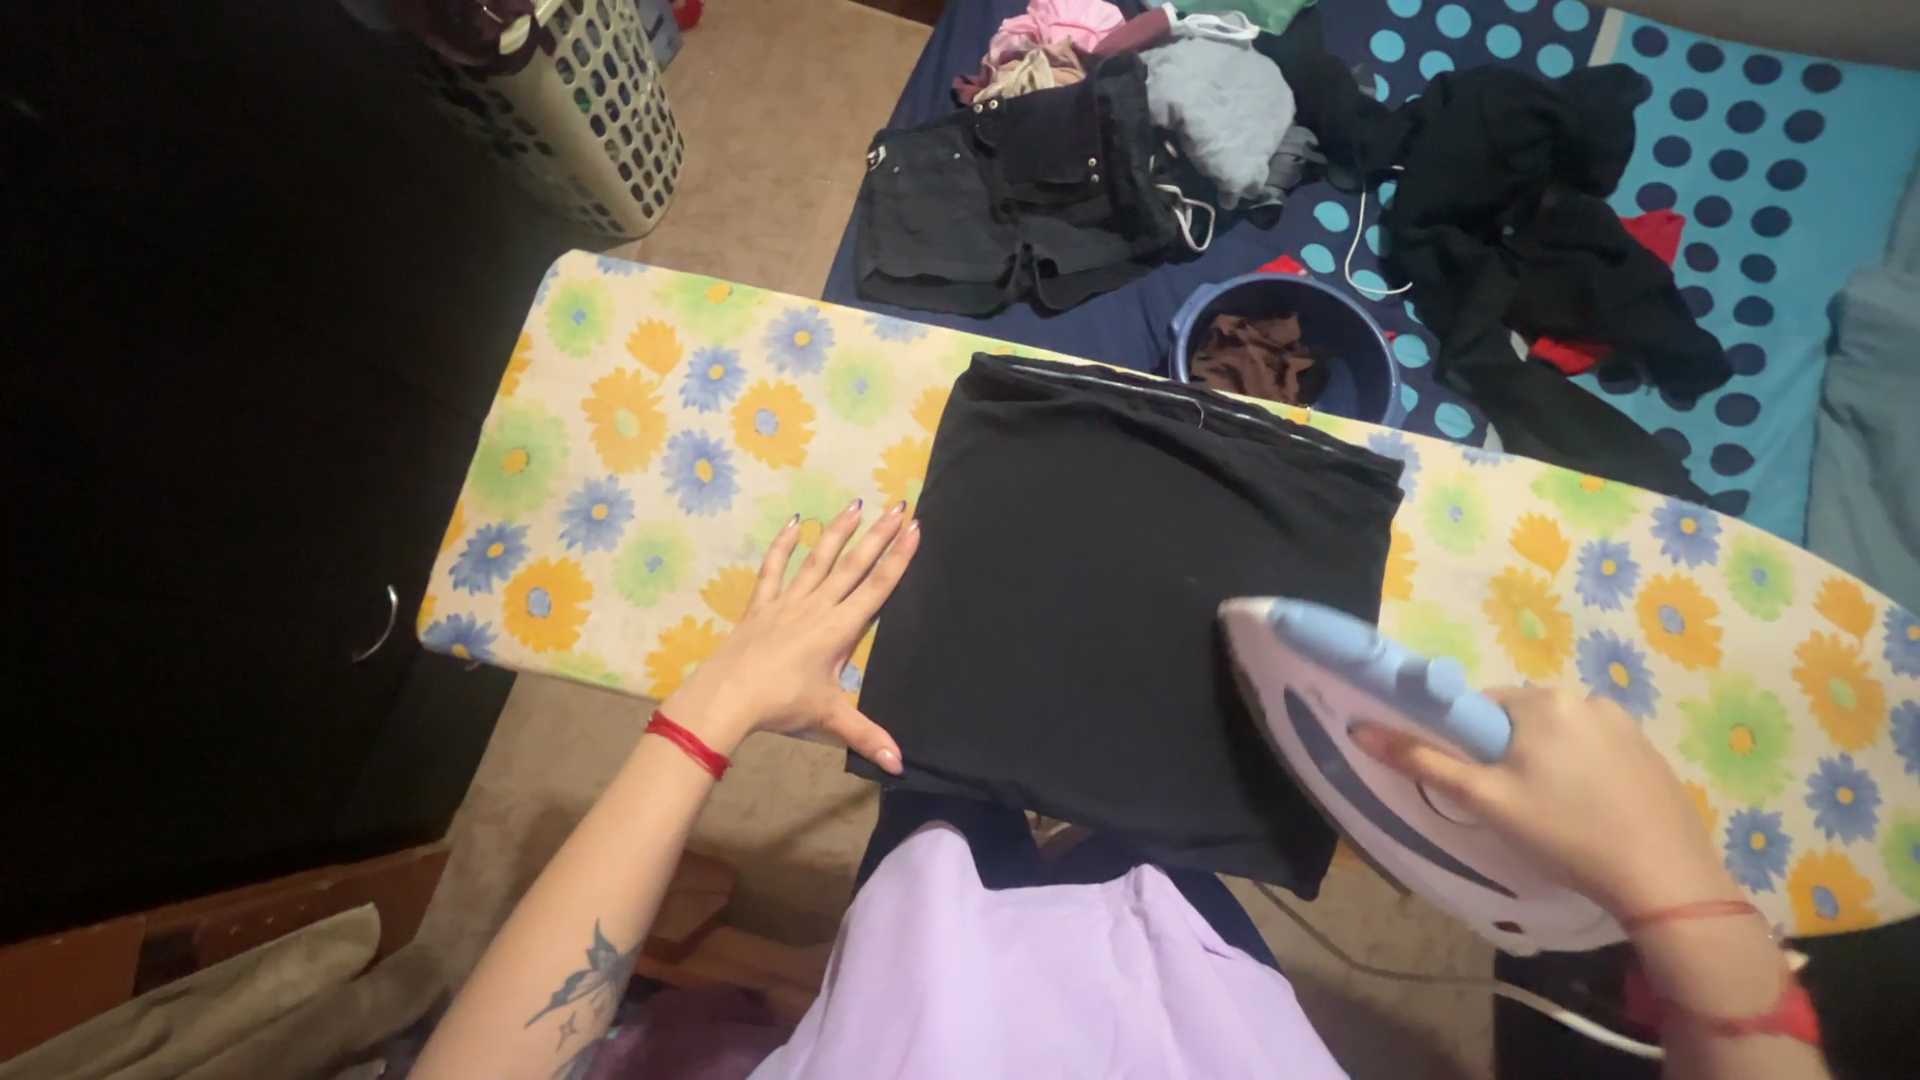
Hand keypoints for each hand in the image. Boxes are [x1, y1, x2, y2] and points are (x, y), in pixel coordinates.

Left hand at [659, 499, 918, 773]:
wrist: (726, 697)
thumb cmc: (781, 704)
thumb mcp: (830, 718)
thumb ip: (867, 736)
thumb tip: (900, 765)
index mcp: (839, 629)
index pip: (877, 587)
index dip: (899, 558)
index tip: (914, 529)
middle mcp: (818, 606)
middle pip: (854, 565)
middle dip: (879, 535)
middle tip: (898, 506)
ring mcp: (788, 602)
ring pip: (819, 560)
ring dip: (839, 532)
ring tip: (856, 504)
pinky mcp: (762, 604)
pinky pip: (774, 569)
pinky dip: (783, 546)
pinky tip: (794, 523)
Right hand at [1351, 685, 1739, 918]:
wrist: (1669, 885)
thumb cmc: (1563, 832)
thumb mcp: (1481, 798)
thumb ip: (1420, 759)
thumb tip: (1358, 728)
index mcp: (1541, 700)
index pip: (1479, 705)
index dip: (1468, 740)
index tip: (1479, 778)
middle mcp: (1585, 698)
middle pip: (1517, 716)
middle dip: (1505, 749)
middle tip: (1510, 798)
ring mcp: (1626, 724)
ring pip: (1555, 732)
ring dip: (1542, 757)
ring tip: (1549, 807)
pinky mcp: (1652, 752)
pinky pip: (1593, 747)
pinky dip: (1579, 768)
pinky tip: (1586, 808)